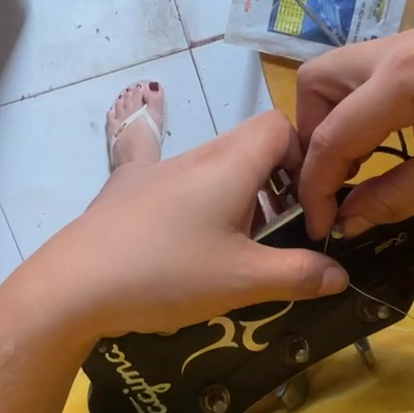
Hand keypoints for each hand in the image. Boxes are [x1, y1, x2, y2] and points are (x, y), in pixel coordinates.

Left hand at [21, 110, 348, 339]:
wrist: (72, 285)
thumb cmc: (167, 274)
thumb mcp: (242, 281)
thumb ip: (298, 275)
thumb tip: (341, 274)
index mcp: (230, 164)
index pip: (282, 127)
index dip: (306, 160)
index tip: (308, 211)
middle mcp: (195, 155)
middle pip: (251, 146)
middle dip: (277, 184)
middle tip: (280, 234)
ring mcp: (155, 170)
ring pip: (214, 166)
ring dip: (238, 196)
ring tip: (235, 246)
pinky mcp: (125, 190)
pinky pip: (167, 175)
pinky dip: (190, 191)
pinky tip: (178, 217)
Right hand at [296, 29, 413, 237]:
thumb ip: (389, 197)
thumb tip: (344, 222)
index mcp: (400, 78)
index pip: (333, 135)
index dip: (317, 185)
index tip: (319, 225)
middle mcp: (394, 49)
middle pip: (317, 84)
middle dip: (312, 135)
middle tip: (333, 179)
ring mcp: (409, 44)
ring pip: (339, 73)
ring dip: (333, 119)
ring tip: (355, 166)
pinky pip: (367, 75)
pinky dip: (358, 109)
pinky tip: (381, 143)